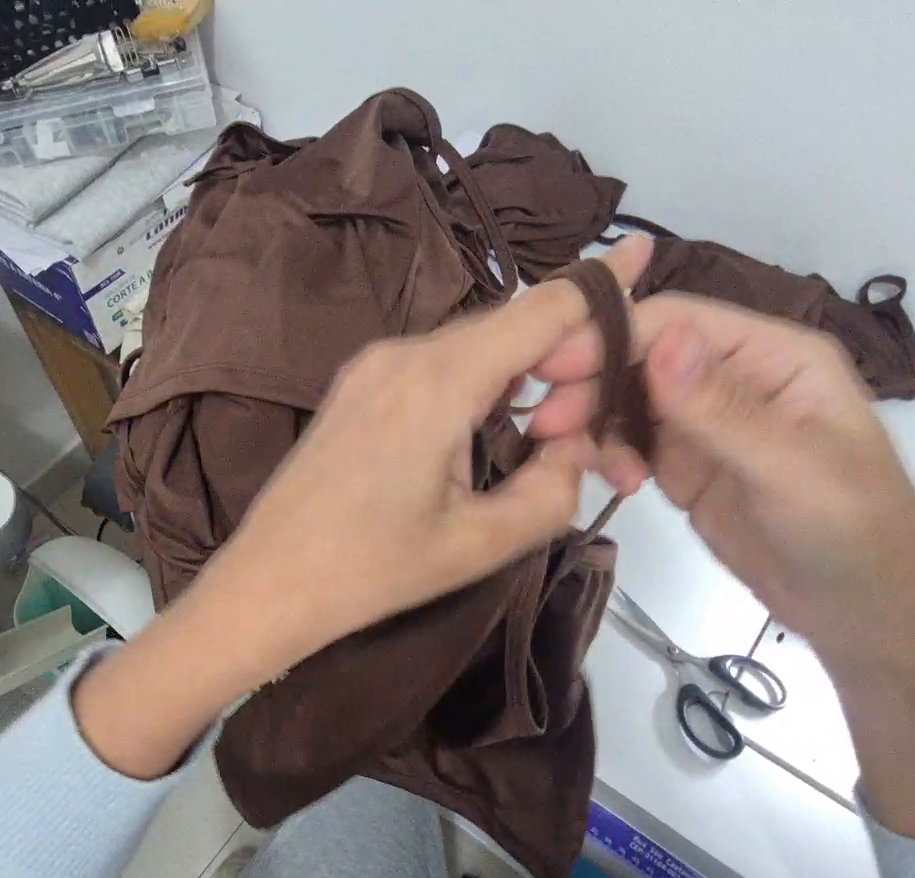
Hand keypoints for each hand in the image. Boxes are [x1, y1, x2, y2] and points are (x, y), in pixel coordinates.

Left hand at [74, 235, 652, 777]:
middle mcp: (404, 353)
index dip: (600, 285)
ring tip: (554, 423)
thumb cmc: (369, 571)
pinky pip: (438, 364)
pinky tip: (497, 422)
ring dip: (523, 370)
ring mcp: (373, 366)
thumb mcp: (479, 544)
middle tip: (596, 414)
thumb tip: (574, 448)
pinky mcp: (358, 386)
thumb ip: (552, 490)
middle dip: (566, 352)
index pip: (540, 309)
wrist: (268, 583)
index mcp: (438, 382)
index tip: (646, 256)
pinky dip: (482, 380)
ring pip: (475, 345)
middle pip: (509, 325)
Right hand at [527, 292, 914, 662]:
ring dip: (592, 424)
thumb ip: (722, 408)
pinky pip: (629, 446)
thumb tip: (661, 340)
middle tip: (543, 422)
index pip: (676, 323)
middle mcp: (732, 379)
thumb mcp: (790, 468)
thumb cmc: (850, 532)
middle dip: (589, 384)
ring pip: (627, 403)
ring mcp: (703, 425)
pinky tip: (612, 483)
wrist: (860, 612)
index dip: (610, 335)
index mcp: (771, 356)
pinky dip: (608, 457)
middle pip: (640, 359)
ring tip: (571, 460)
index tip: (550, 365)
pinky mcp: (683, 468)